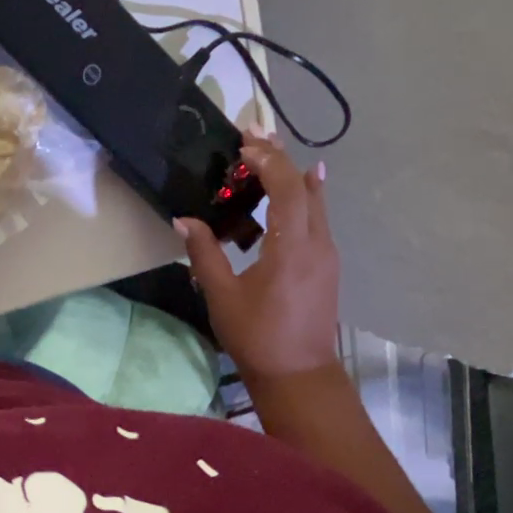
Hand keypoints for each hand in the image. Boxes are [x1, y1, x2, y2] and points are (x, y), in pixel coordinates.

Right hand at [177, 133, 339, 380]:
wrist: (297, 374)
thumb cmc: (256, 336)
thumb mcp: (222, 296)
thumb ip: (205, 254)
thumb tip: (184, 221)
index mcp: (292, 246)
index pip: (286, 187)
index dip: (267, 161)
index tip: (243, 146)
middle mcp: (318, 242)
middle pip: (306, 186)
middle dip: (281, 159)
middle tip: (255, 139)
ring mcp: (328, 254)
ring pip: (316, 202)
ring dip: (293, 178)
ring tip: (268, 159)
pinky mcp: (327, 266)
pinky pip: (318, 220)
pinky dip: (301, 200)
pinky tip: (292, 195)